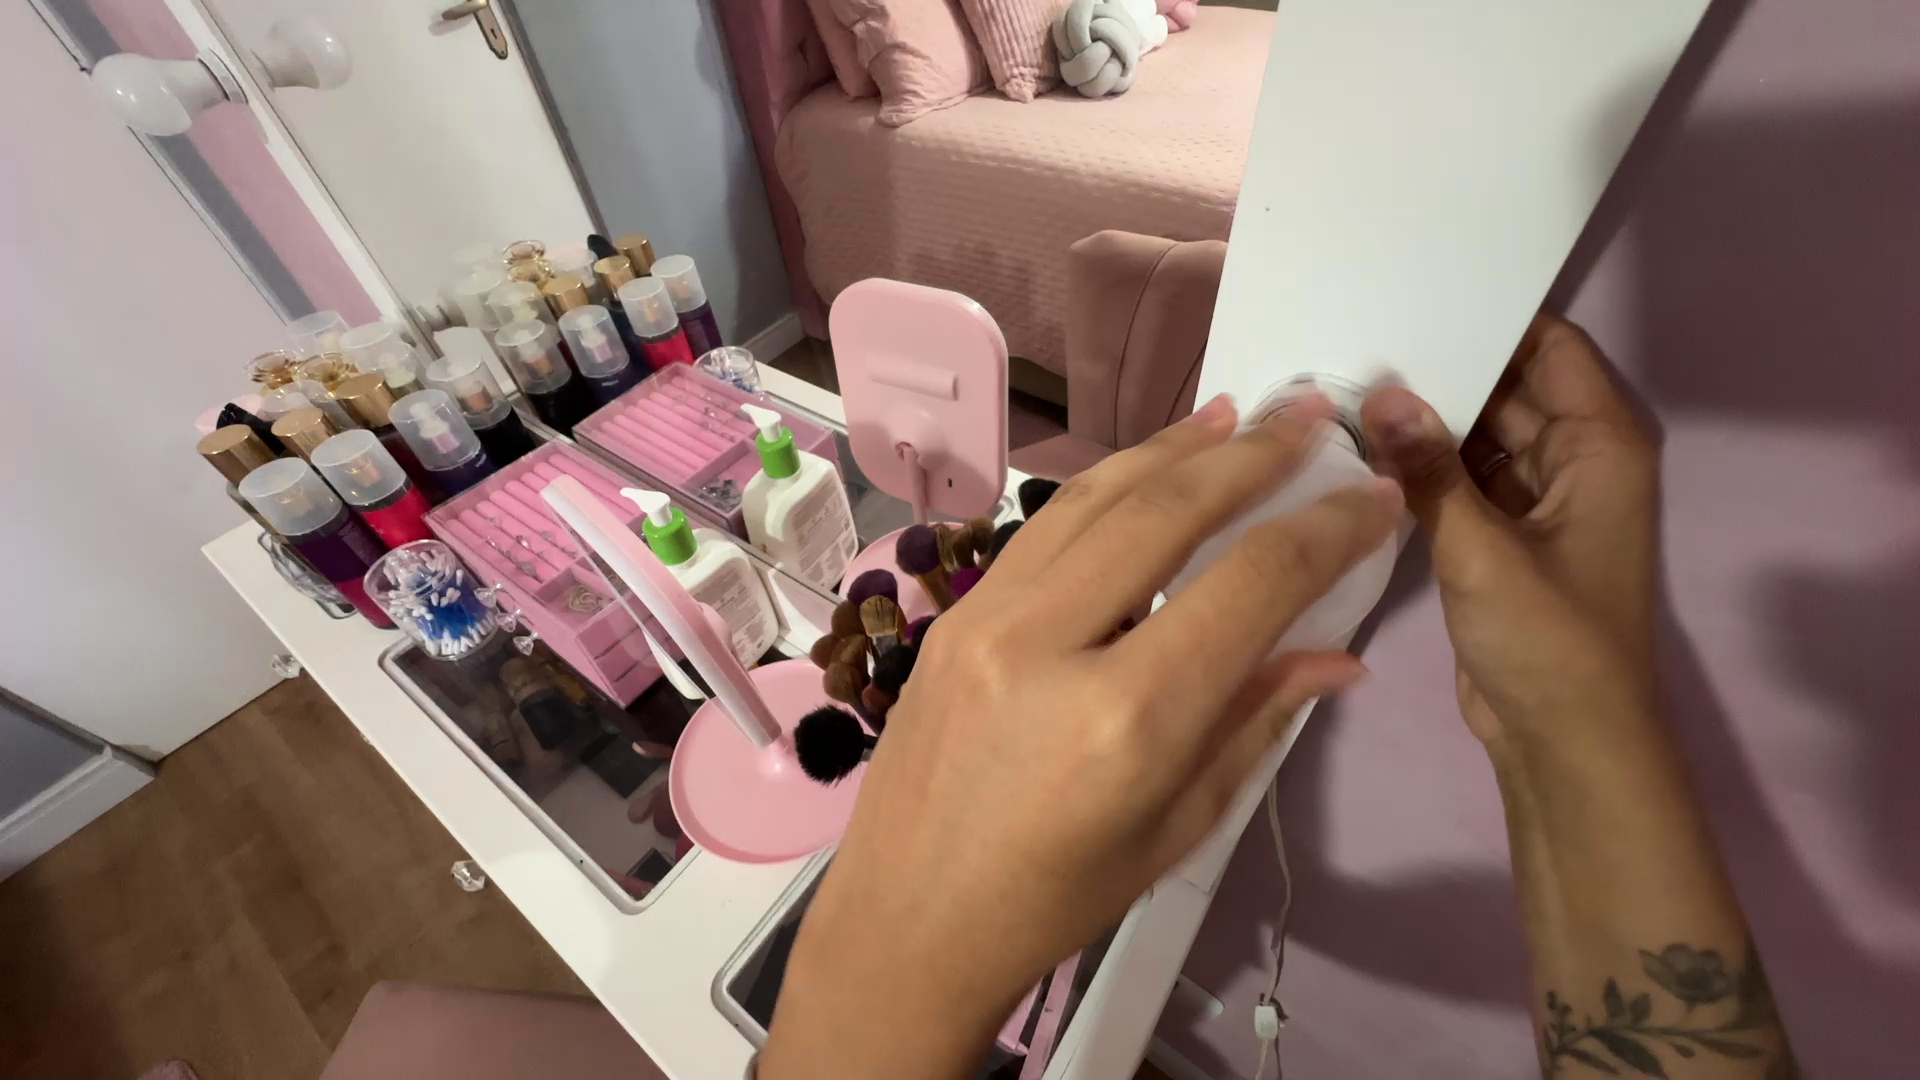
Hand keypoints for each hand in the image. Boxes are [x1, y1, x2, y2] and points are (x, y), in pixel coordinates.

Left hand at [762, 395, 1402, 1078]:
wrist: (909, 916)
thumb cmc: (1054, 898)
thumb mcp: (1175, 828)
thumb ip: (1252, 721)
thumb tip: (1332, 653)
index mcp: (1125, 718)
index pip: (1247, 586)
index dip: (1324, 529)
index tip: (1371, 495)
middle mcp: (1049, 643)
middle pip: (1164, 513)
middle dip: (1249, 456)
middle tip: (1307, 413)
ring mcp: (987, 617)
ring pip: (1093, 499)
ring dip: (1170, 449)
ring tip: (1230, 417)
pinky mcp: (955, 614)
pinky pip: (1042, 529)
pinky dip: (1103, 485)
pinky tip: (1141, 470)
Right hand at [1360, 314, 1659, 748]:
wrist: (1558, 732)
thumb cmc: (1547, 636)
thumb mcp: (1482, 546)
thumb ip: (1429, 470)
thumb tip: (1379, 396)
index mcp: (1597, 447)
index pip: (1550, 351)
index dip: (1493, 321)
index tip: (1418, 296)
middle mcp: (1566, 461)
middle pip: (1504, 391)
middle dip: (1440, 371)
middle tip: (1359, 341)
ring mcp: (1525, 499)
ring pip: (1471, 437)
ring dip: (1420, 421)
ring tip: (1346, 387)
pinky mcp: (1490, 532)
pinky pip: (1452, 478)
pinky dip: (1415, 465)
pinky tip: (1359, 449)